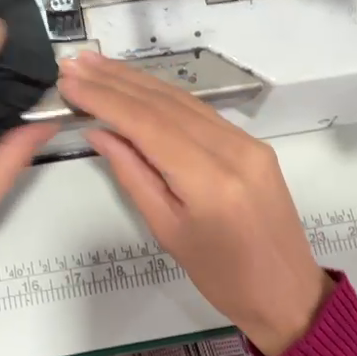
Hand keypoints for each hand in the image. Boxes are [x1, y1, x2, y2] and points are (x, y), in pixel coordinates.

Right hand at [59, 53, 330, 355]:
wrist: (286, 292)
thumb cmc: (222, 277)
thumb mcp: (168, 232)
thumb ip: (134, 177)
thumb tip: (101, 132)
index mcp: (209, 180)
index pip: (148, 124)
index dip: (105, 99)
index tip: (70, 82)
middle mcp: (233, 150)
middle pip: (166, 104)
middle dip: (116, 81)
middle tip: (74, 64)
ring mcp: (248, 144)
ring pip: (185, 102)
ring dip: (138, 82)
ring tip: (97, 67)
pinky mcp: (254, 146)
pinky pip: (202, 114)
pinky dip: (166, 99)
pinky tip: (139, 89)